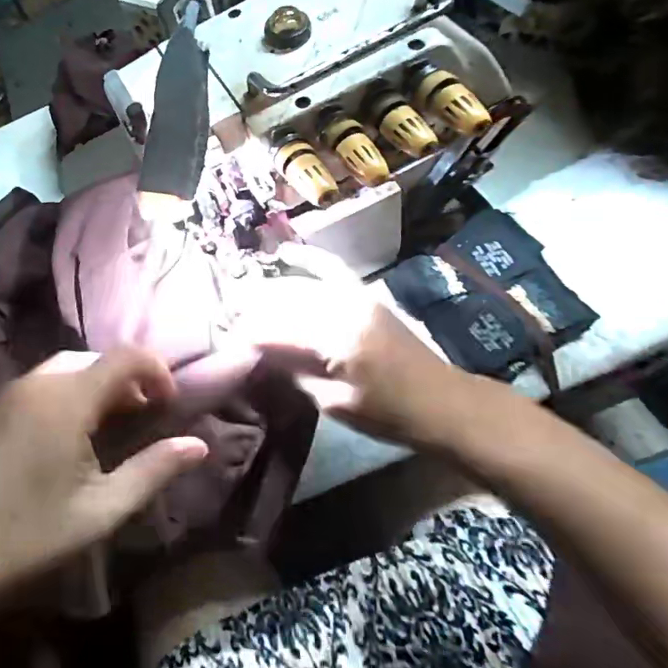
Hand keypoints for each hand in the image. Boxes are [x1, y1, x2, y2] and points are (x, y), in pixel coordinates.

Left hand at [0, 348, 211, 606]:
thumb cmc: (32, 532)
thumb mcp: (103, 508)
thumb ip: (153, 470)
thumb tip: (198, 445)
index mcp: (68, 398)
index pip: (125, 356)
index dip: (157, 370)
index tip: (171, 403)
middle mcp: (39, 381)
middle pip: (97, 356)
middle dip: (130, 377)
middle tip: (147, 414)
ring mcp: (12, 390)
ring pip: (70, 365)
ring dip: (100, 382)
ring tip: (115, 421)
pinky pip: (46, 379)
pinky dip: (73, 388)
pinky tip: (74, 429)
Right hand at [229, 243, 467, 447]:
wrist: (441, 402)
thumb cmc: (387, 413)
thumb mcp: (333, 401)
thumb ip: (293, 371)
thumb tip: (257, 352)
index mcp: (336, 339)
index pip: (277, 328)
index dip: (247, 333)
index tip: (226, 338)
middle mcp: (343, 308)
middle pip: (284, 302)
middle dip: (252, 310)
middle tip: (227, 319)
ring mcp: (355, 296)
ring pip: (300, 286)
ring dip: (269, 291)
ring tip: (244, 299)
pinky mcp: (364, 295)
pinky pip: (331, 268)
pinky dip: (308, 259)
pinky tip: (285, 254)